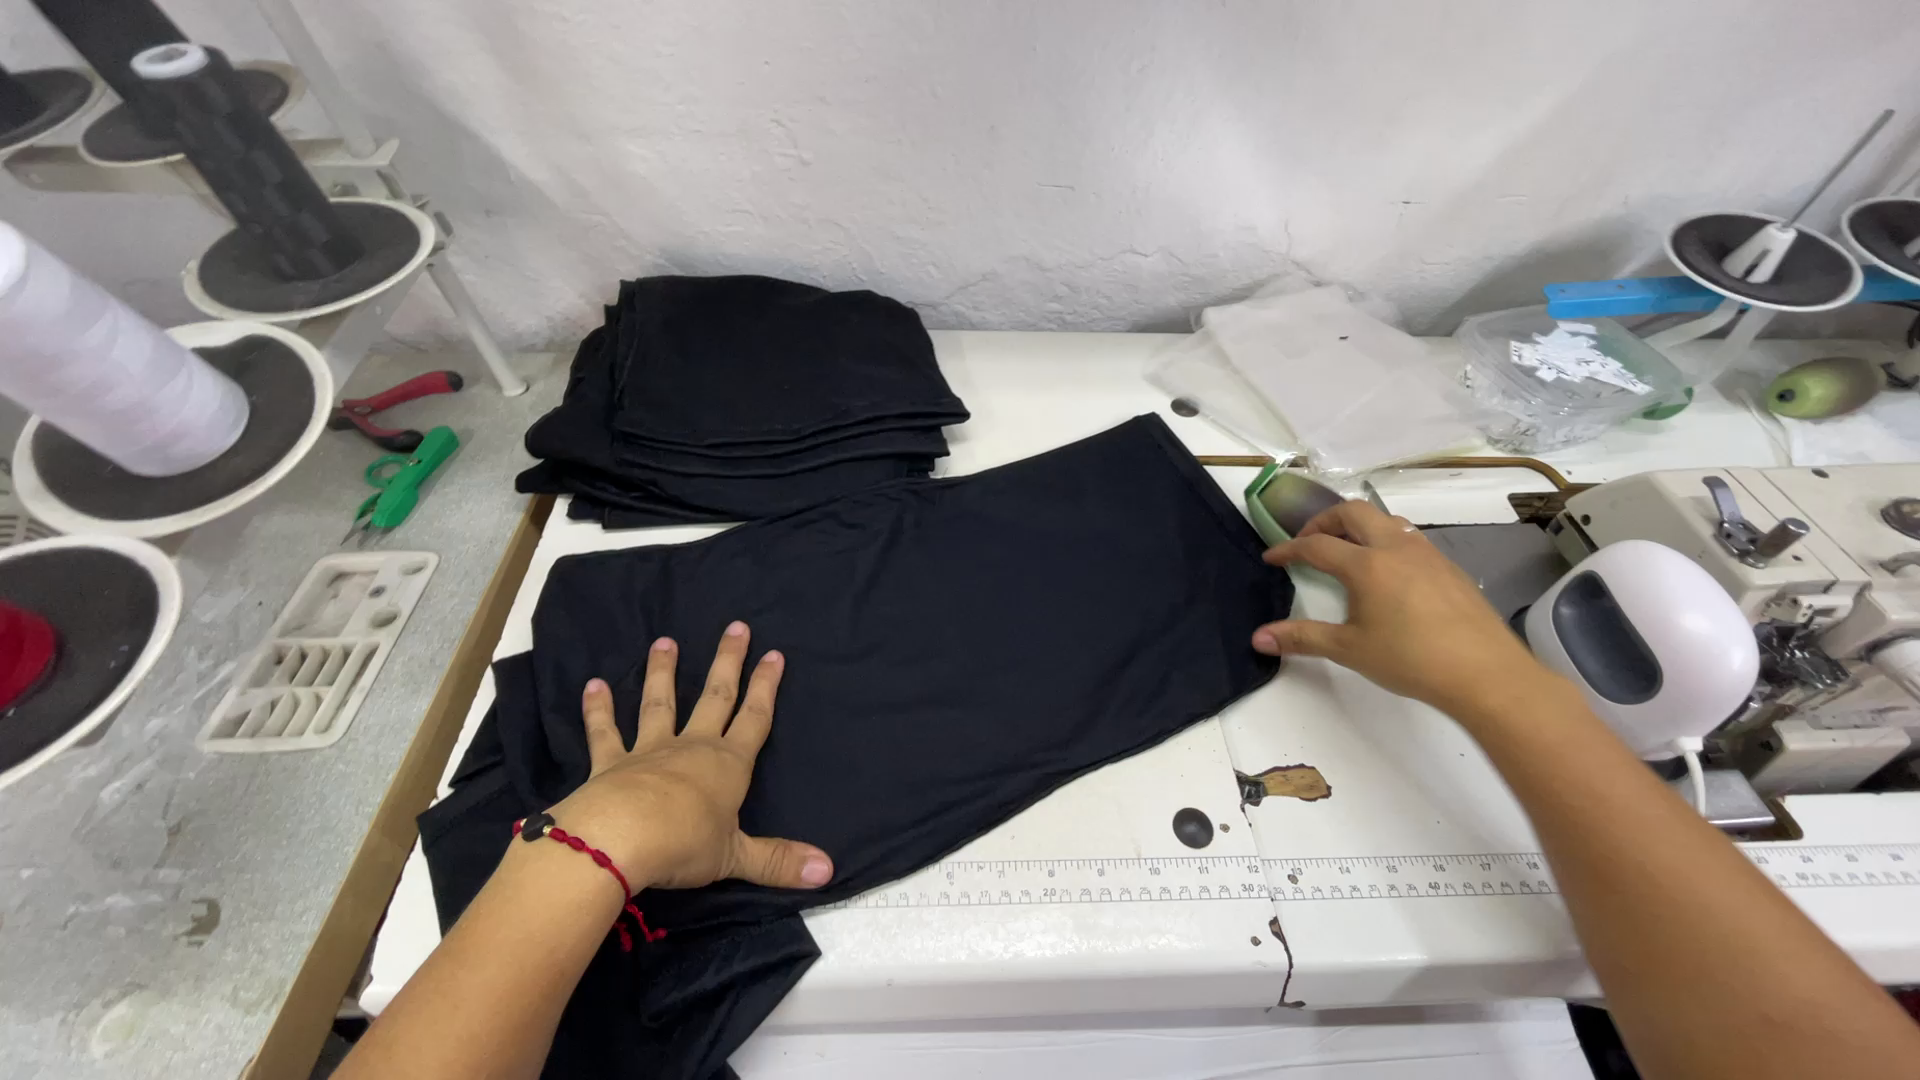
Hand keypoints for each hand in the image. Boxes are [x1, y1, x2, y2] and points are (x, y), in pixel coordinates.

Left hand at [545, 621, 832, 891]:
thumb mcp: (737, 857)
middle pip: (715, 697)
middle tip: (735, 627)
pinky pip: (605, 732)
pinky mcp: (610, 764)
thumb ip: (779, 861)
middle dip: (728, 662)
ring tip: (664, 642)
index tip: (774, 654)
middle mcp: (692, 747)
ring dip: (663, 672)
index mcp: (728, 765)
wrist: (619, 840)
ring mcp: (649, 751)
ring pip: (660, 703)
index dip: (766, 686)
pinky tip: (593, 685)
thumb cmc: (684, 845)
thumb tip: (828, 871)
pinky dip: (598, 709)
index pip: (755, 718)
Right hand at [1251, 500, 1554, 717]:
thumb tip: (1258, 638)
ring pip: (1386, 520)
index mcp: (1366, 565)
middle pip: (1353, 512)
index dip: (1288, 549)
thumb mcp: (1348, 650)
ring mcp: (1427, 554)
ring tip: (1346, 551)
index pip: (1316, 545)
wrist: (1486, 673)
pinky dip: (1385, 541)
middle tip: (1308, 543)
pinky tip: (1387, 573)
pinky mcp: (1448, 567)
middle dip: (1323, 521)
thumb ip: (1302, 638)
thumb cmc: (1410, 659)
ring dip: (1358, 527)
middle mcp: (1395, 548)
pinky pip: (1409, 538)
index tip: (1271, 558)